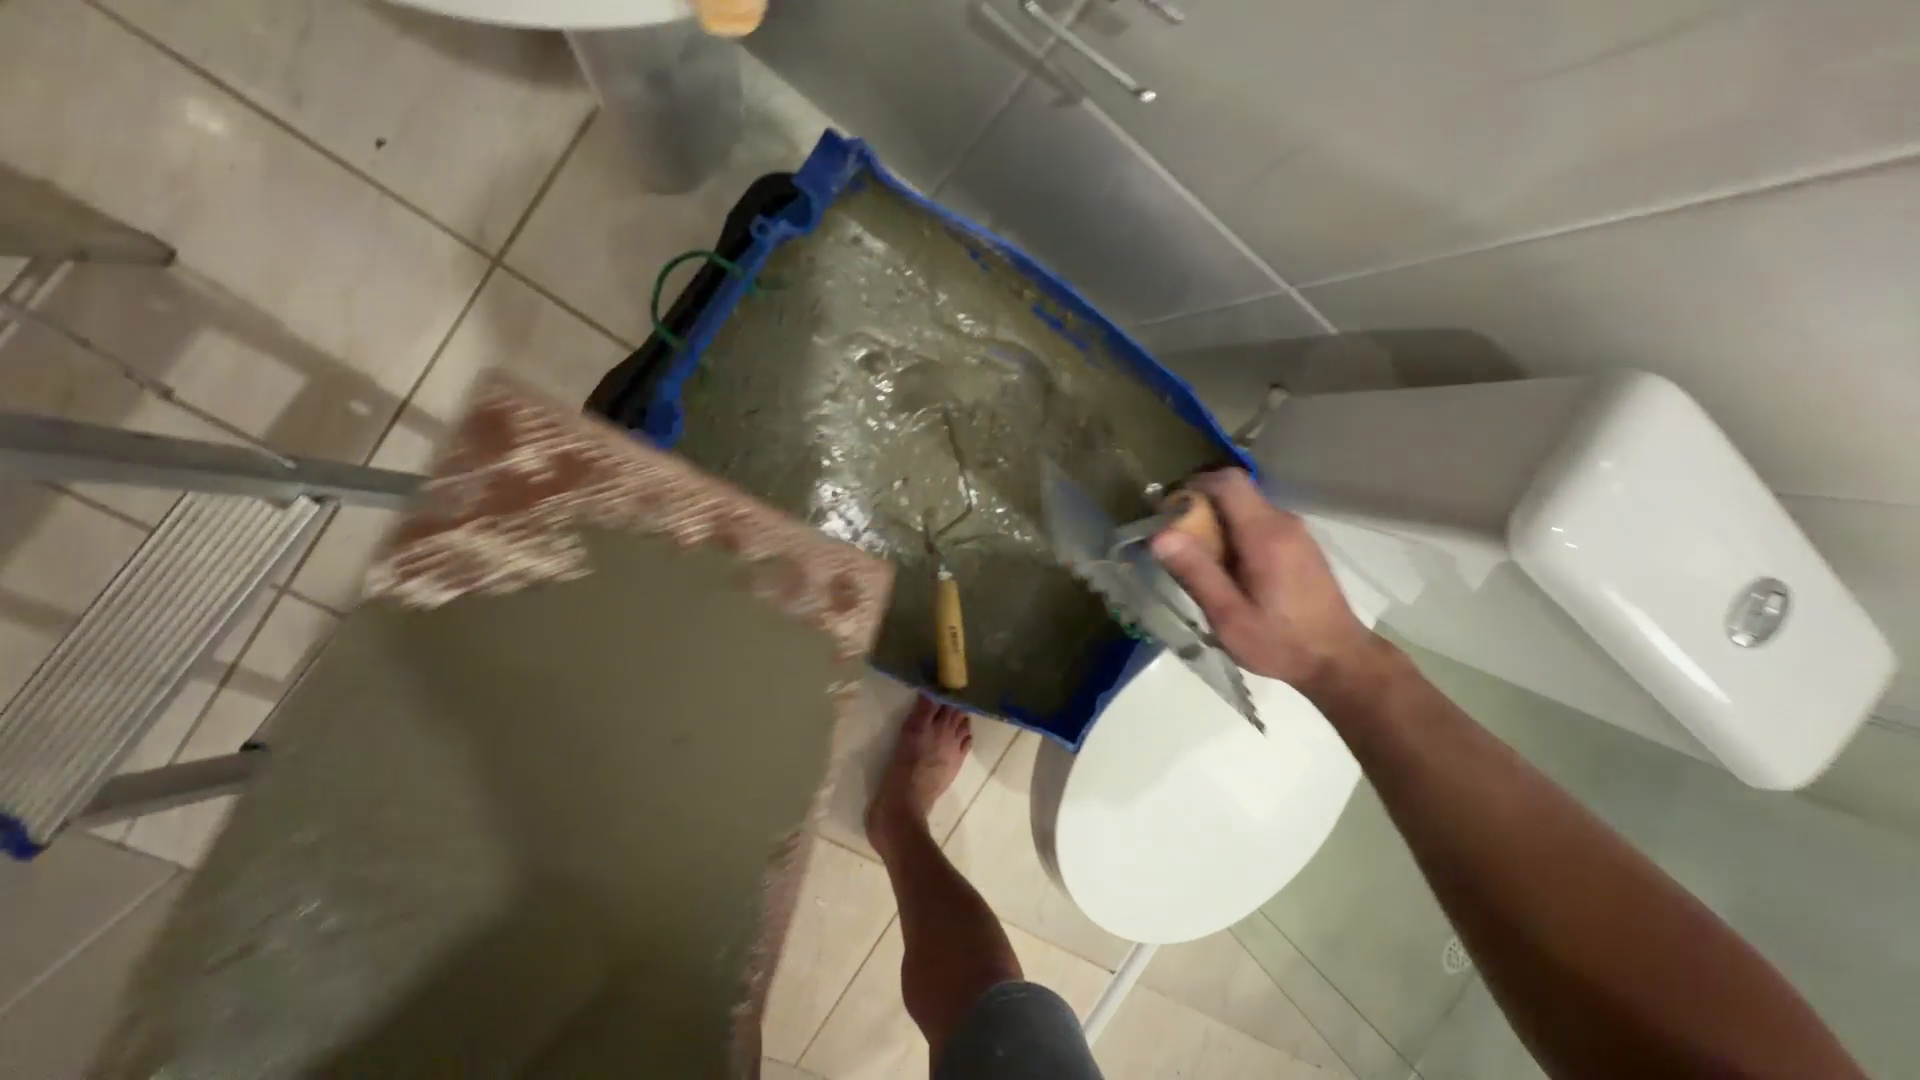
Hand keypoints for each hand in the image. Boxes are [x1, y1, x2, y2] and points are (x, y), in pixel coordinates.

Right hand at [1151, 469, 1375, 690]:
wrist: (1339, 660)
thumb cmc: (1281, 642)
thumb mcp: (1229, 616)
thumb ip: (1196, 572)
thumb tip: (1160, 535)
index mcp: (1265, 534)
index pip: (1228, 482)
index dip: (1193, 487)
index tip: (1169, 513)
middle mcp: (1284, 521)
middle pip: (1235, 493)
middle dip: (1201, 509)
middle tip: (1177, 545)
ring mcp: (1296, 532)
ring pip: (1246, 508)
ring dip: (1218, 525)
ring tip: (1200, 563)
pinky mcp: (1300, 545)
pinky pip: (1259, 524)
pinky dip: (1236, 535)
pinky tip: (1230, 572)